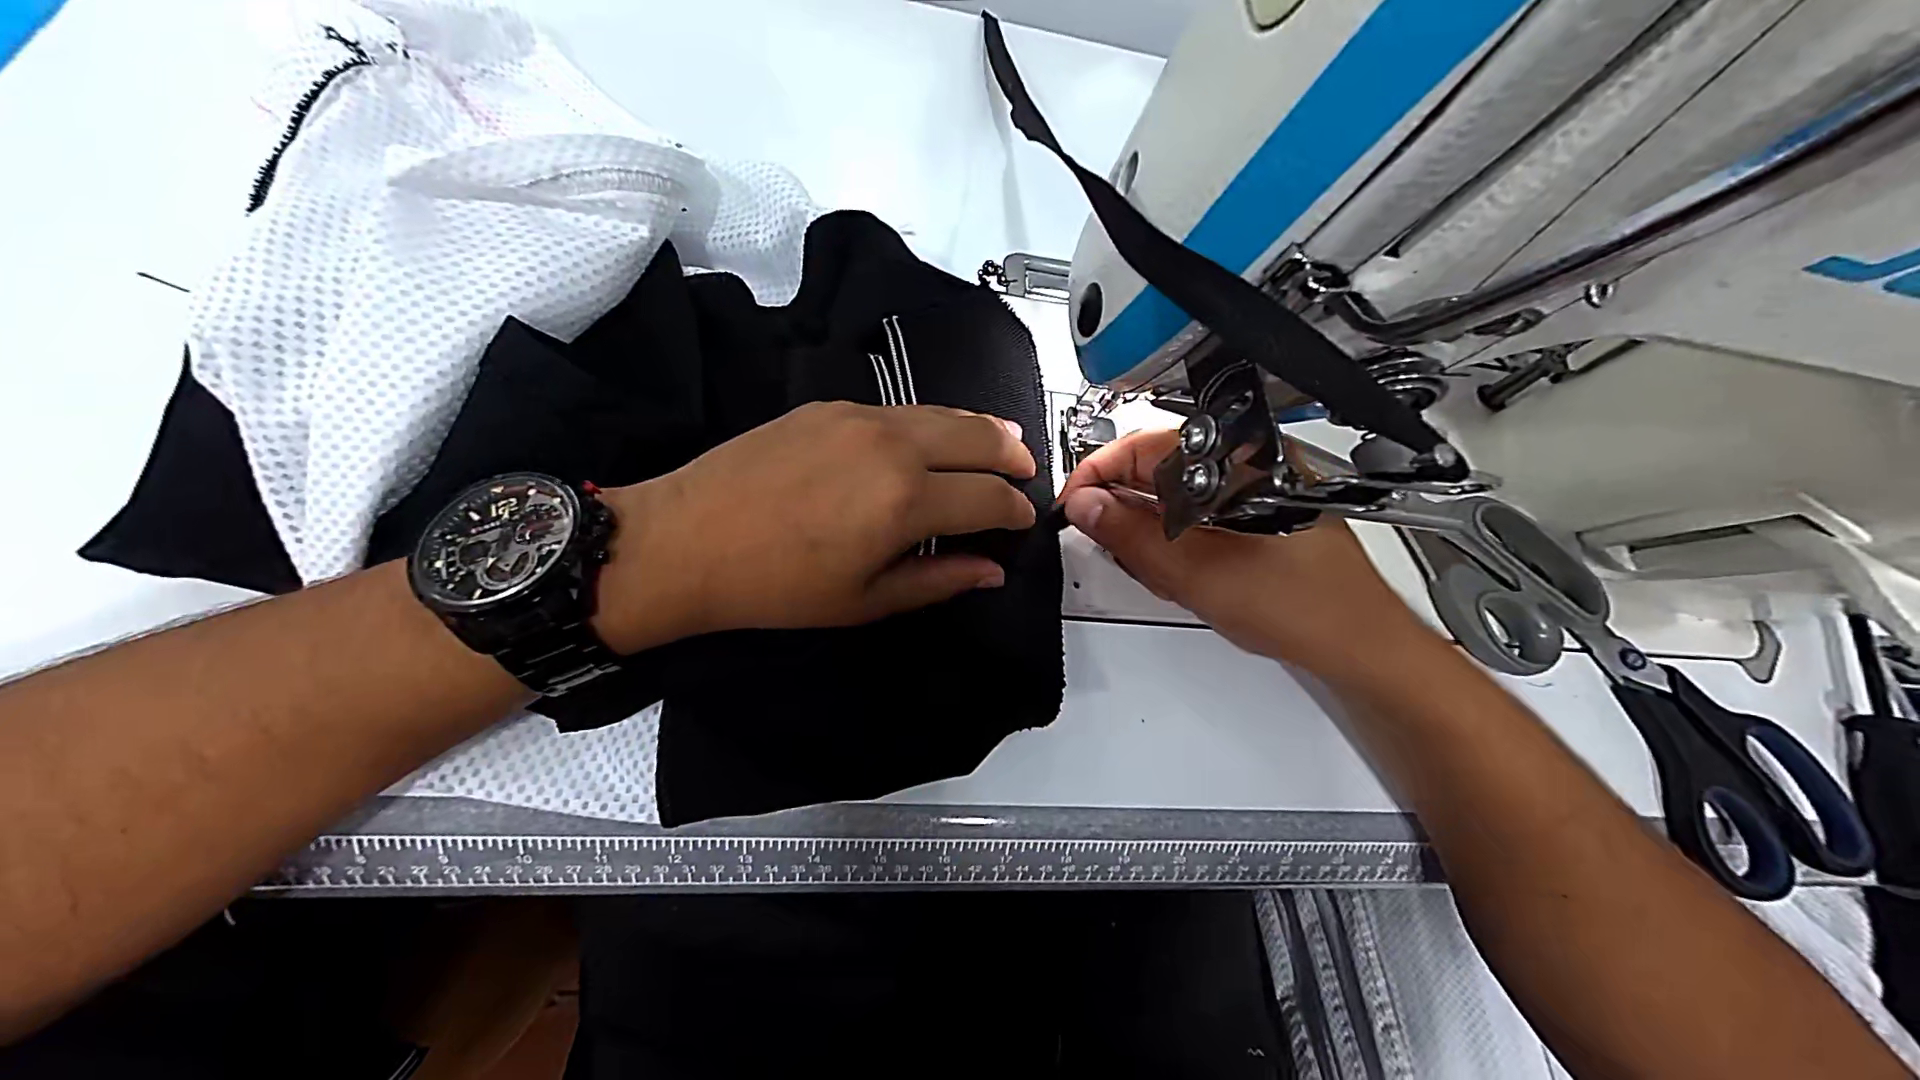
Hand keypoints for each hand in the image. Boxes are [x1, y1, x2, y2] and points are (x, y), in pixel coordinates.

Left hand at [592, 401, 1036, 652]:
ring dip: (978, 431)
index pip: (989, 497)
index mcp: (907, 501)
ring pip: (942, 413)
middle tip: (1025, 472)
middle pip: (980, 438)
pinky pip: (900, 409)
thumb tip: (991, 569)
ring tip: (998, 444)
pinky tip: (929, 440)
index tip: (1022, 521)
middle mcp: (893, 446)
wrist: (687, 540)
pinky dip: (931, 423)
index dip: (1015, 510)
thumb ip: (938, 580)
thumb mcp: (865, 600)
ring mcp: (859, 416)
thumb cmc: (777, 586)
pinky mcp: (829, 405)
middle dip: (1012, 456)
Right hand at [1059, 428, 1432, 680]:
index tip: (1074, 504)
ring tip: (1167, 575)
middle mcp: (1247, 466)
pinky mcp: (1250, 516)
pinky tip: (1186, 576)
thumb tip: (1084, 505)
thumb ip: (1130, 535)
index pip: (1145, 446)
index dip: (1099, 474)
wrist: (1356, 646)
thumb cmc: (1307, 607)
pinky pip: (1192, 520)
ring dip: (1152, 536)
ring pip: (1170, 499)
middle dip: (1126, 513)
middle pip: (1155, 471)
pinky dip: (1175, 546)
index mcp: (1240, 460)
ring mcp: (1249, 491)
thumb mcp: (1197, 573)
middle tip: (1116, 549)